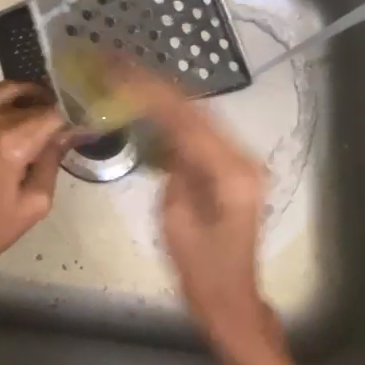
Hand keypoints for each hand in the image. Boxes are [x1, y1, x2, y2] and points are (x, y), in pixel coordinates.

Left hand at [0, 80, 71, 291]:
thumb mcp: (36, 201)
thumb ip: (53, 160)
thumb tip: (69, 133)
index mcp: (11, 141)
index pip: (53, 114)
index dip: (71, 121)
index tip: (83, 131)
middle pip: (35, 101)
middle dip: (54, 113)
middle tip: (68, 131)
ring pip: (15, 90)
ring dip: (34, 100)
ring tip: (48, 119)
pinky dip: (14, 100)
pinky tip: (24, 120)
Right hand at [115, 65, 271, 336]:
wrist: (231, 300)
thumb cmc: (199, 270)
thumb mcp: (174, 217)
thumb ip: (173, 168)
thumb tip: (162, 133)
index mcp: (230, 173)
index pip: (186, 119)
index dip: (151, 91)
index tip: (121, 70)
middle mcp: (244, 159)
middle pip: (196, 109)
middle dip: (156, 85)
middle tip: (120, 64)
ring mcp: (244, 161)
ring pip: (200, 115)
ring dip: (165, 96)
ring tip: (130, 75)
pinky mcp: (236, 167)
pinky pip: (203, 131)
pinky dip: (176, 116)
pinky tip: (151, 105)